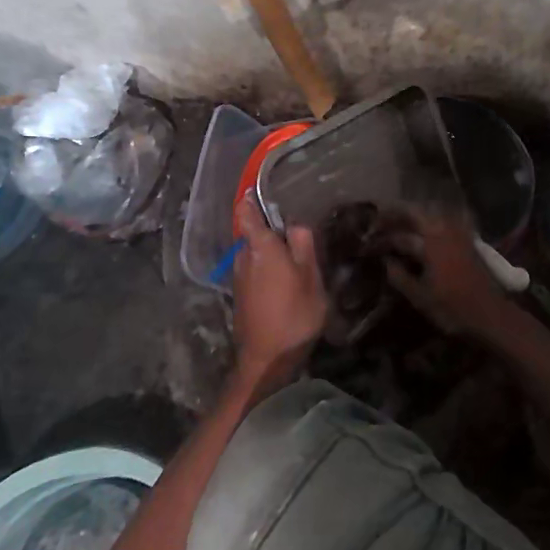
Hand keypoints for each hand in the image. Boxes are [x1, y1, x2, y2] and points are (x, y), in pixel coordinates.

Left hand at [231, 195, 328, 392]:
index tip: (264, 189)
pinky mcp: (240, 293)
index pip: (246, 211)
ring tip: (296, 260)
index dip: (252, 198)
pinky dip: (267, 269)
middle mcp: (243, 256)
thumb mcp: (310, 276)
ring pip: (255, 252)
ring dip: (271, 253)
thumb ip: (303, 244)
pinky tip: (285, 281)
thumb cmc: (294, 314)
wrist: (267, 359)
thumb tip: (295, 223)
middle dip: (273, 231)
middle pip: (254, 232)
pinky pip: (254, 269)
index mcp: (260, 246)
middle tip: (298, 234)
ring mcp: (239, 276)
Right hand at [384, 209, 514, 337]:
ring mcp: (457, 234)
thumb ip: (399, 276)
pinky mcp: (467, 240)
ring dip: (414, 213)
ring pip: (432, 213)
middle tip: (379, 218)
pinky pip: (447, 219)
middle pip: (415, 213)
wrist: (491, 315)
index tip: (367, 242)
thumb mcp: (420, 297)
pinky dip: (433, 217)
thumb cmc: (452, 308)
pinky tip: (427, 225)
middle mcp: (443, 232)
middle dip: (395, 213)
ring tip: (399, 219)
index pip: (399, 237)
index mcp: (429, 245)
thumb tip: (385, 261)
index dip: (381, 240)